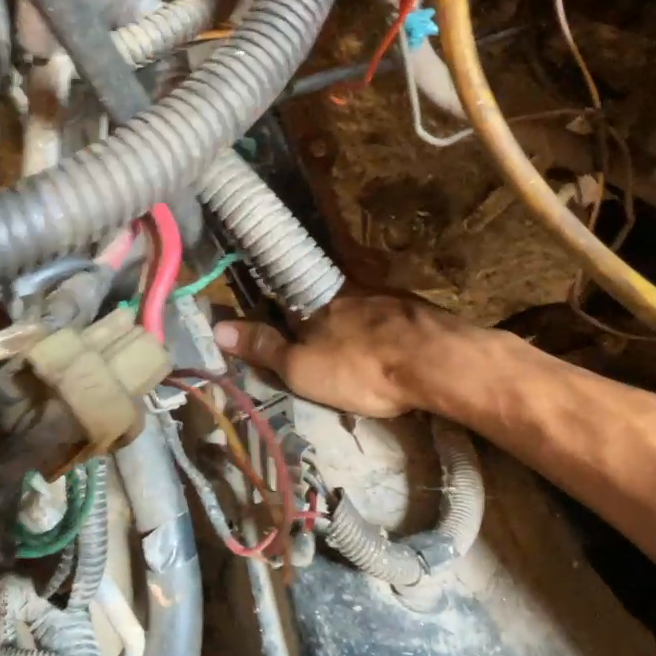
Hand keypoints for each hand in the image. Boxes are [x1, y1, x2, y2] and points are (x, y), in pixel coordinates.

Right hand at [212, 295, 478, 417]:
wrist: (439, 362)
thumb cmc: (359, 367)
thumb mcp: (300, 367)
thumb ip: (262, 347)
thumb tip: (216, 328)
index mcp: (316, 298)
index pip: (284, 294)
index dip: (273, 307)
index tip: (266, 317)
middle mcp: (350, 288)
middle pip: (322, 301)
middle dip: (313, 318)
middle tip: (310, 342)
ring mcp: (388, 298)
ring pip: (358, 309)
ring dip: (349, 325)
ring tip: (347, 349)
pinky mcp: (418, 313)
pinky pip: (389, 320)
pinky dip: (381, 332)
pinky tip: (386, 349)